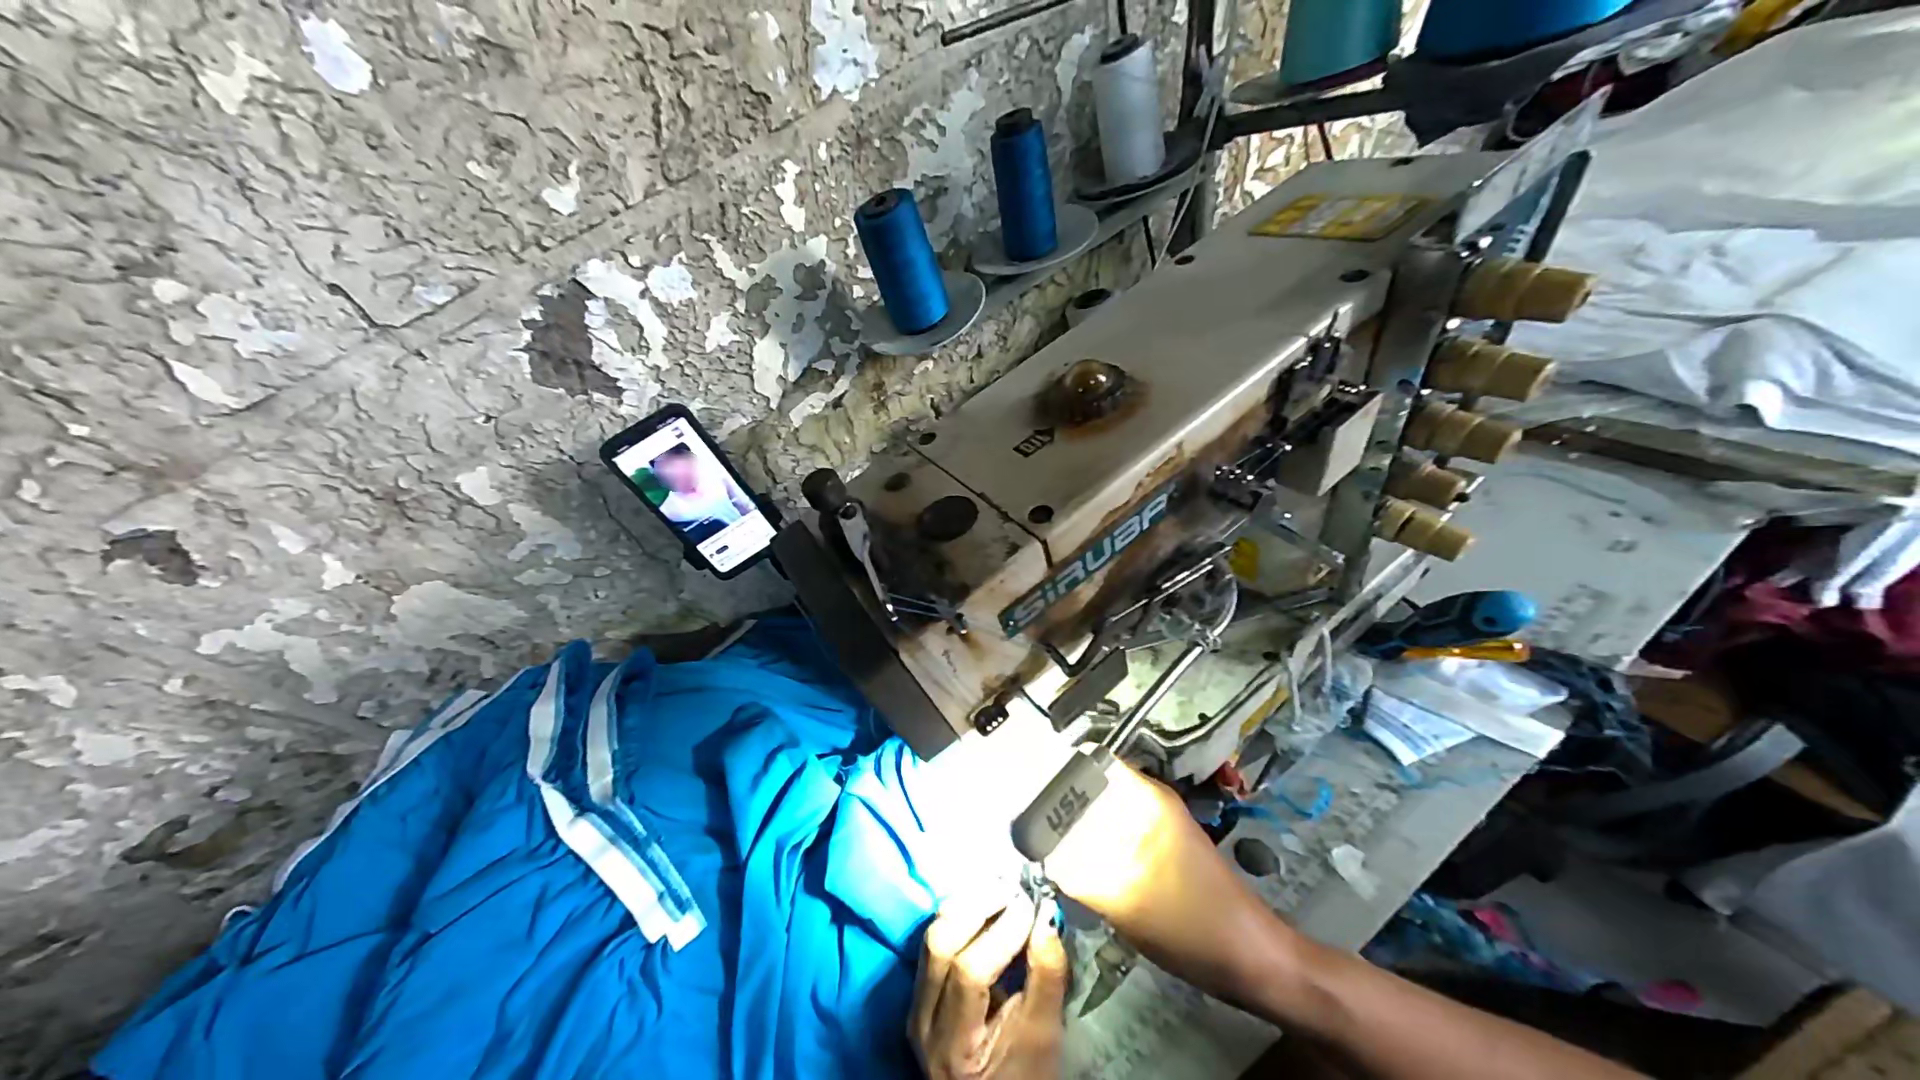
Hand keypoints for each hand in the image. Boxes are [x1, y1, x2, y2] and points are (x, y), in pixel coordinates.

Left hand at [910, 894, 1067, 1079]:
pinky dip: (959, 917)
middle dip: (977, 907)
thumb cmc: (1026, 1076)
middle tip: (1014, 889)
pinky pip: (933, 942)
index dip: (1002, 933)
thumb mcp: (1044, 1034)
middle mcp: (924, 1022)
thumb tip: (1048, 915)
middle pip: (940, 945)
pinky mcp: (920, 992)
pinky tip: (984, 904)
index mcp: (956, 1043)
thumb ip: (1046, 975)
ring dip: (966, 906)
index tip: (1032, 907)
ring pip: (932, 937)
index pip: (970, 973)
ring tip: (1001, 890)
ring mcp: (916, 1005)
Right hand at [1042, 761, 1299, 1006]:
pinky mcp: (1160, 848)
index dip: (1052, 766)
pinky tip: (1070, 858)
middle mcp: (1152, 799)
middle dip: (1056, 796)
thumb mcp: (1122, 900)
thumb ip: (1075, 871)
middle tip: (1018, 812)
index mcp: (1147, 797)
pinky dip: (1091, 839)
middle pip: (1091, 784)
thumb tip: (1034, 850)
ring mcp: (1158, 823)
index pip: (1087, 761)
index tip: (1017, 779)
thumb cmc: (1191, 925)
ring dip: (1073, 819)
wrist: (1252, 961)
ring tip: (1035, 832)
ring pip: (1103, 809)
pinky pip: (1114, 831)